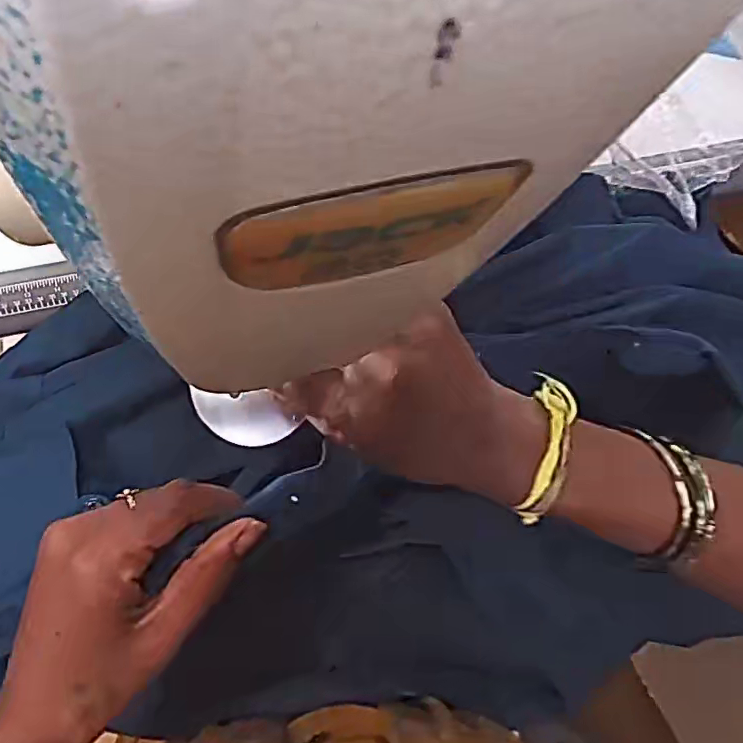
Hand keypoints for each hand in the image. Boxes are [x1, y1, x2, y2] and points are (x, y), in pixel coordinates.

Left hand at [0, 481, 266, 742]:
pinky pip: (115, 514)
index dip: (215, 499)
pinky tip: (155, 557)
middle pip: (153, 497)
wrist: (34, 711)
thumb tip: (251, 526)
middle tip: (226, 537)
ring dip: (169, 517)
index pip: (171, 500)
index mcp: (101, 552)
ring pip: (135, 501)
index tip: (248, 514)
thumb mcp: (163, 633)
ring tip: (193, 552)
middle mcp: (77, 526)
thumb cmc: (103, 684)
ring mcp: (62, 528)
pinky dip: (143, 525)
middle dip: (194, 509)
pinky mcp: (57, 535)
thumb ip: (208, 572)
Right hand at [273, 304, 546, 506]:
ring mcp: (405, 328)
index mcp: (354, 404)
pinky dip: (354, 294)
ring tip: (303, 301)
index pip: (289, 368)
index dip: (267, 354)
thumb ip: (310, 404)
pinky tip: (342, 293)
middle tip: (271, 318)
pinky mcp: (427, 308)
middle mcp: (377, 362)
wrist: (488, 434)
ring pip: (340, 303)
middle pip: (310, 327)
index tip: (254, 346)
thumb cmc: (419, 449)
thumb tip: (270, 372)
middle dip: (287, 323)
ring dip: (318, 303)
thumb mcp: (355, 439)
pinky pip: (374, 293)